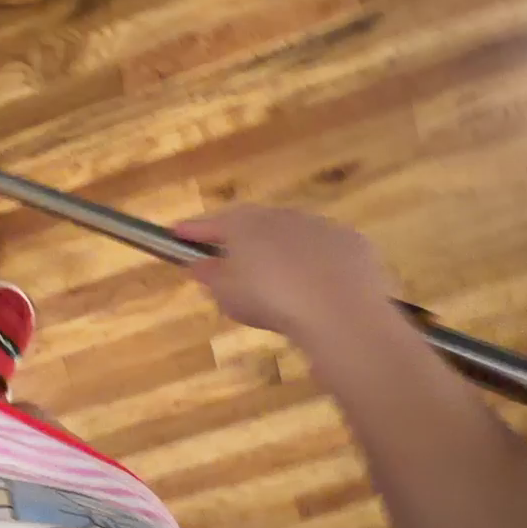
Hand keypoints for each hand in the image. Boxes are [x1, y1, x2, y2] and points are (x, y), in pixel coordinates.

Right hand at [174, 206, 400, 342]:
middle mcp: (280, 216)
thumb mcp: (227, 295)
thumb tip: (200, 264)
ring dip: (277, 247)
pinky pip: (322, 247)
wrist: (340, 311)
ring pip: (289, 233)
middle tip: (227, 256)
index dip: (191, 230)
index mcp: (244, 224)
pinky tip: (312, 284)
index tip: (175, 233)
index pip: (210, 223)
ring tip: (272, 275)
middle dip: (238, 236)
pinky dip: (312, 259)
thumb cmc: (270, 301)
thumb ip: (210, 276)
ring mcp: (320, 224)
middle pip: (252, 222)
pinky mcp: (351, 241)